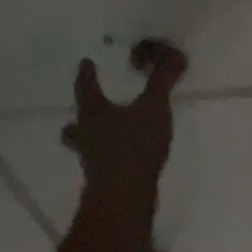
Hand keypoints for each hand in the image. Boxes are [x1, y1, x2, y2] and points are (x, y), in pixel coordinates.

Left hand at [61, 39, 187, 188]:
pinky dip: (110, 154)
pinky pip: (102, 160)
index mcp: (93, 113)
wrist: (123, 198)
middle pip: (77, 121)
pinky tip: (125, 155)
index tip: (86, 62)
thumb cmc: (134, 146)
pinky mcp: (103, 179)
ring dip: (93, 136)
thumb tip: (174, 54)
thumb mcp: (153, 107)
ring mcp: (93, 160)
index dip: (87, 75)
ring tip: (106, 133)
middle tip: (89, 106)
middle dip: (83, 113)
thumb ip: (162, 80)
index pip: (86, 88)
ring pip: (86, 143)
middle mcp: (87, 135)